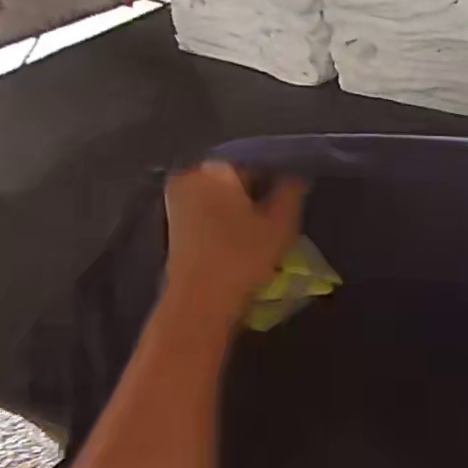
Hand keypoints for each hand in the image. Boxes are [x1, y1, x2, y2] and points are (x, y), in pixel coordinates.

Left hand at [163, 162, 306, 322]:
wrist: (200, 301)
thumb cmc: (243, 258)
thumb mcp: (281, 225)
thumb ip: (291, 194)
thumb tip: (294, 179)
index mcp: (215, 169)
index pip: (254, 166)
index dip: (275, 186)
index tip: (288, 208)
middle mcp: (190, 178)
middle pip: (233, 183)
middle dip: (254, 199)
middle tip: (274, 225)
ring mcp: (176, 203)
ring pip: (219, 202)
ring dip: (238, 215)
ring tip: (258, 240)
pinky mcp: (172, 229)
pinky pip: (206, 218)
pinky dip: (222, 228)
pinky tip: (237, 249)